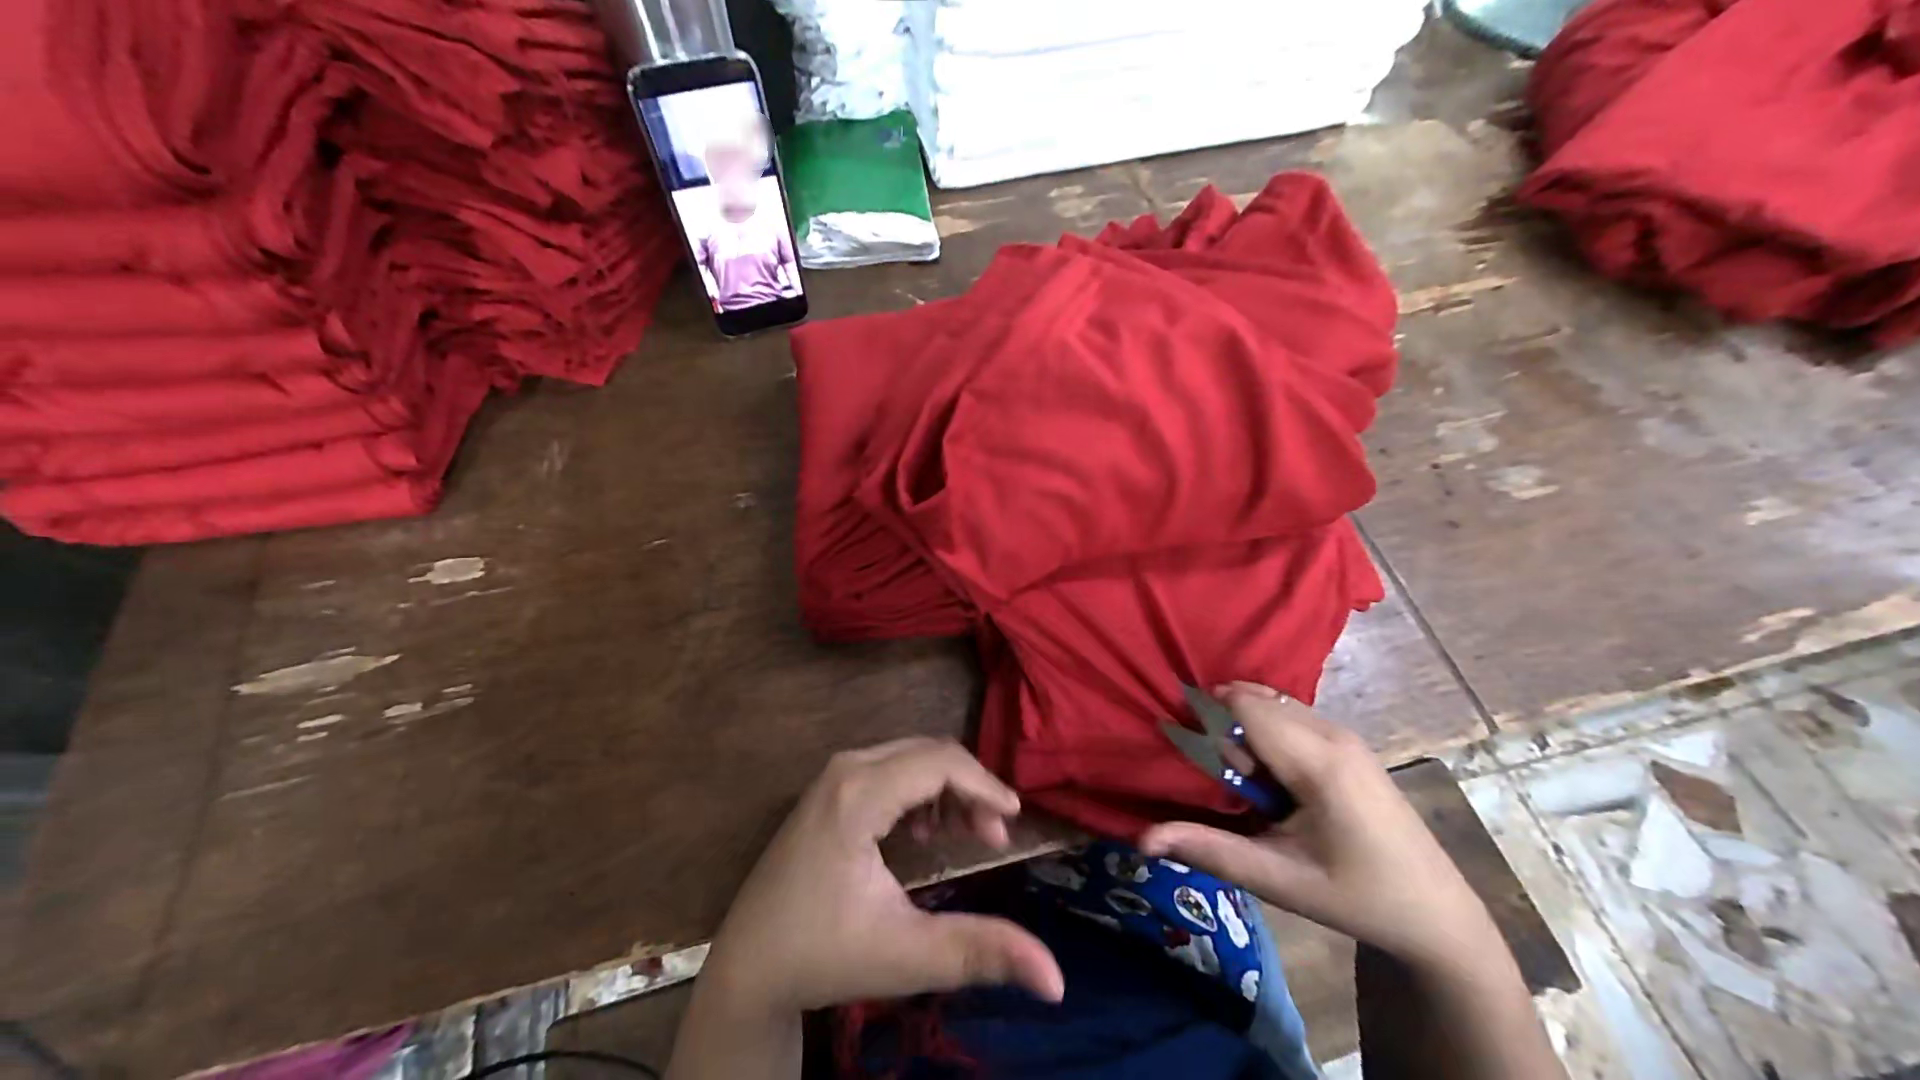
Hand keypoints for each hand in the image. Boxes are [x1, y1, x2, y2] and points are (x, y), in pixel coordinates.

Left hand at [700, 737, 1065, 1014]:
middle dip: (970, 787)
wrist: (749, 963)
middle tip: (993, 837)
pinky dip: (920, 790)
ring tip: (967, 834)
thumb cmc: (824, 953)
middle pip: (929, 753)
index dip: (984, 785)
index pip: (940, 763)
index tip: (1013, 821)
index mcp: (859, 794)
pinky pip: (890, 768)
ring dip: (948, 788)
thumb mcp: (907, 955)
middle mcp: (846, 769)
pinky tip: (924, 833)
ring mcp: (833, 776)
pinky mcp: (830, 789)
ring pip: (911, 757)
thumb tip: (1058, 981)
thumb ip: (982, 953)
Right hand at [1140, 683, 1500, 971]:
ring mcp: (1346, 735)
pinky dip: (1267, 732)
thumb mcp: (1278, 880)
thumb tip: (1142, 838)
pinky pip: (1292, 715)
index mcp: (1318, 761)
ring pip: (1274, 704)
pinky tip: (1271, 778)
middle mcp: (1333, 733)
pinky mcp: (1350, 743)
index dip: (1208, 716)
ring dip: (1246, 730)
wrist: (1437, 913)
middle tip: (1220, 779)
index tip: (1188, 751)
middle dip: (1225, 726)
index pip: (1246, 704)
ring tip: (1245, 782)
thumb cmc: (1356, 897)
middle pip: (1256, 699)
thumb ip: (1209, 850)